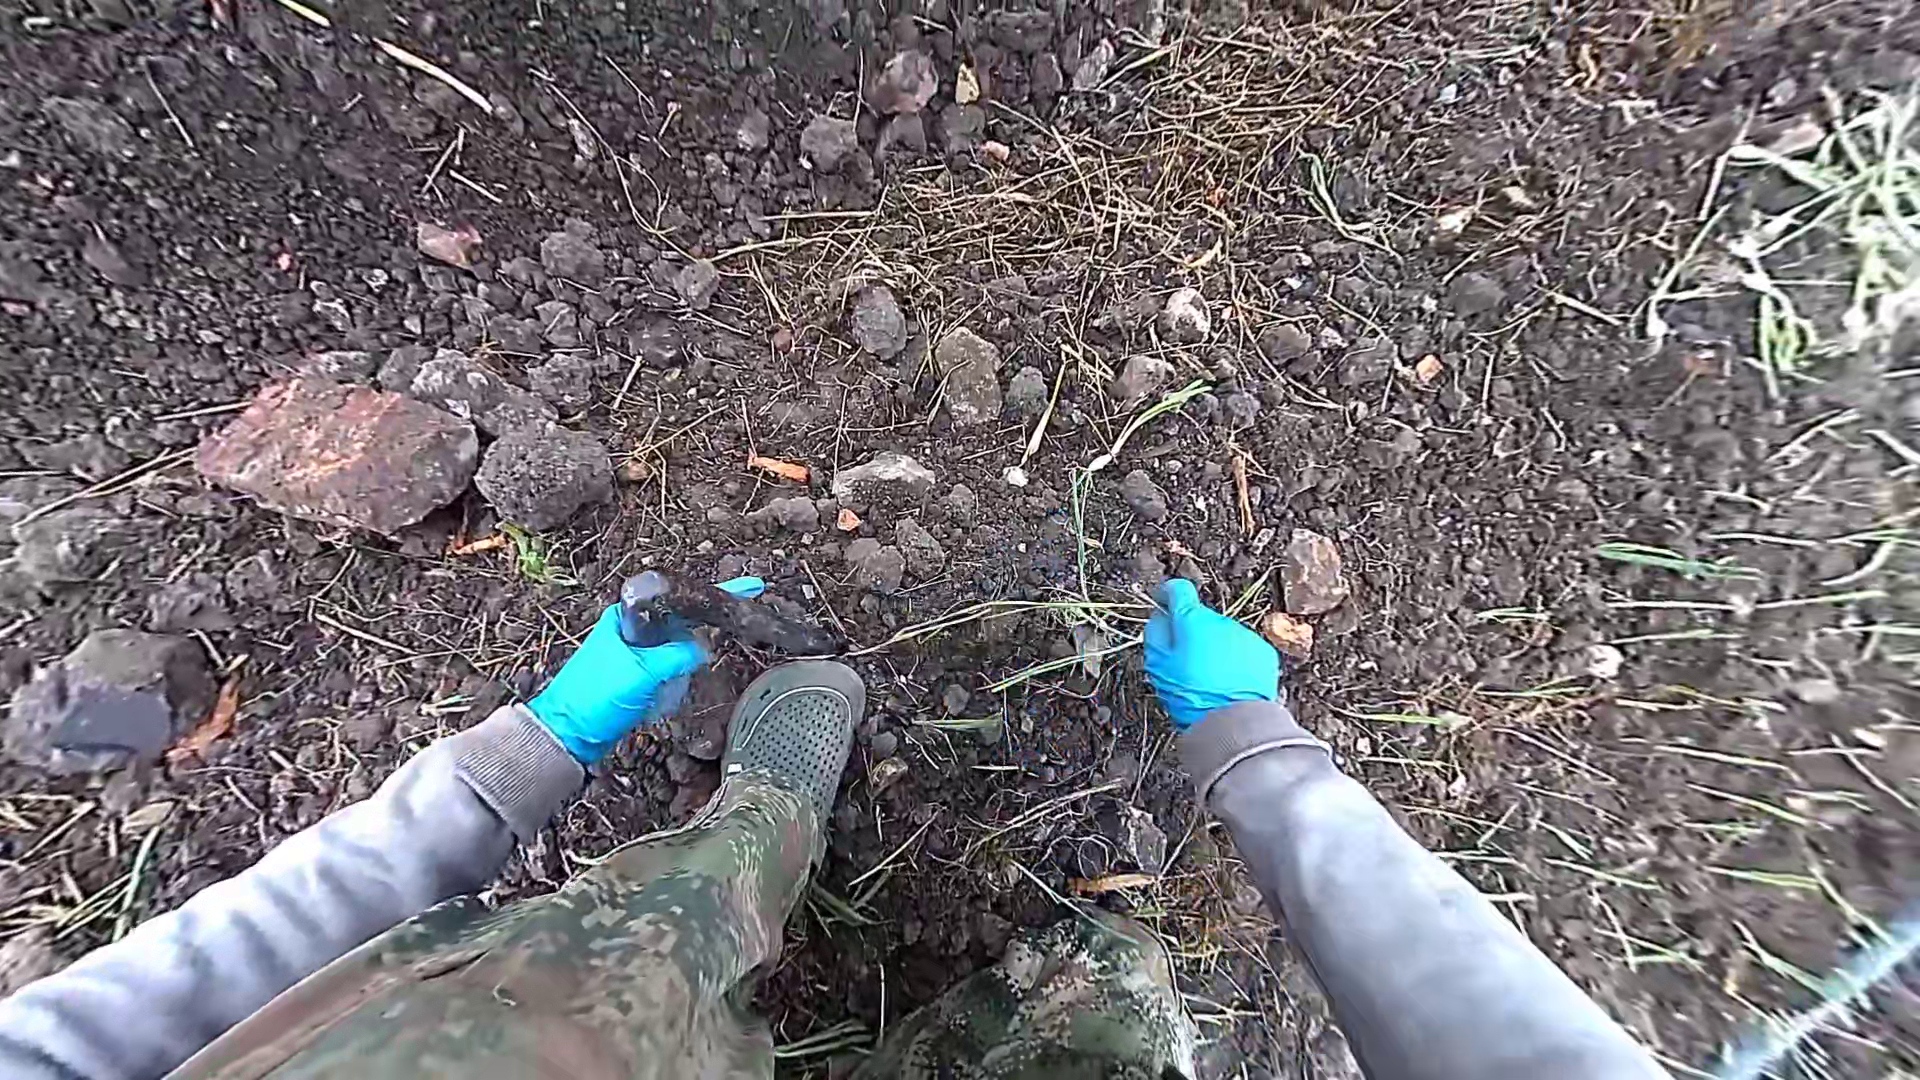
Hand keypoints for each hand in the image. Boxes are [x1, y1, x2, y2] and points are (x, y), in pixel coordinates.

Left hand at [529, 577, 764, 763]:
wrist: (567, 735)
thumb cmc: (596, 695)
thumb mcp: (644, 670)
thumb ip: (680, 654)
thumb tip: (702, 650)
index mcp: (628, 616)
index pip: (680, 598)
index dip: (719, 592)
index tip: (751, 587)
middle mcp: (634, 629)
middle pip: (684, 621)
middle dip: (703, 631)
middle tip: (734, 627)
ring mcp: (637, 652)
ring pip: (680, 647)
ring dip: (688, 661)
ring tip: (680, 675)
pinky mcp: (640, 673)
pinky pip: (671, 667)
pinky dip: (678, 676)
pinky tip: (674, 688)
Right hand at [1143, 578, 1278, 730]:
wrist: (1234, 721)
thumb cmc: (1191, 693)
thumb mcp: (1158, 664)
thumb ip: (1155, 633)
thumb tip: (1160, 616)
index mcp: (1192, 620)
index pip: (1179, 590)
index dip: (1167, 594)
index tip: (1162, 602)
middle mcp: (1220, 621)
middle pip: (1200, 617)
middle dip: (1190, 631)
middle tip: (1183, 659)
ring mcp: (1245, 636)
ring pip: (1221, 634)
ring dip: (1213, 646)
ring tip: (1207, 676)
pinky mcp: (1263, 653)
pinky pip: (1242, 649)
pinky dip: (1233, 659)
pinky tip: (1227, 681)